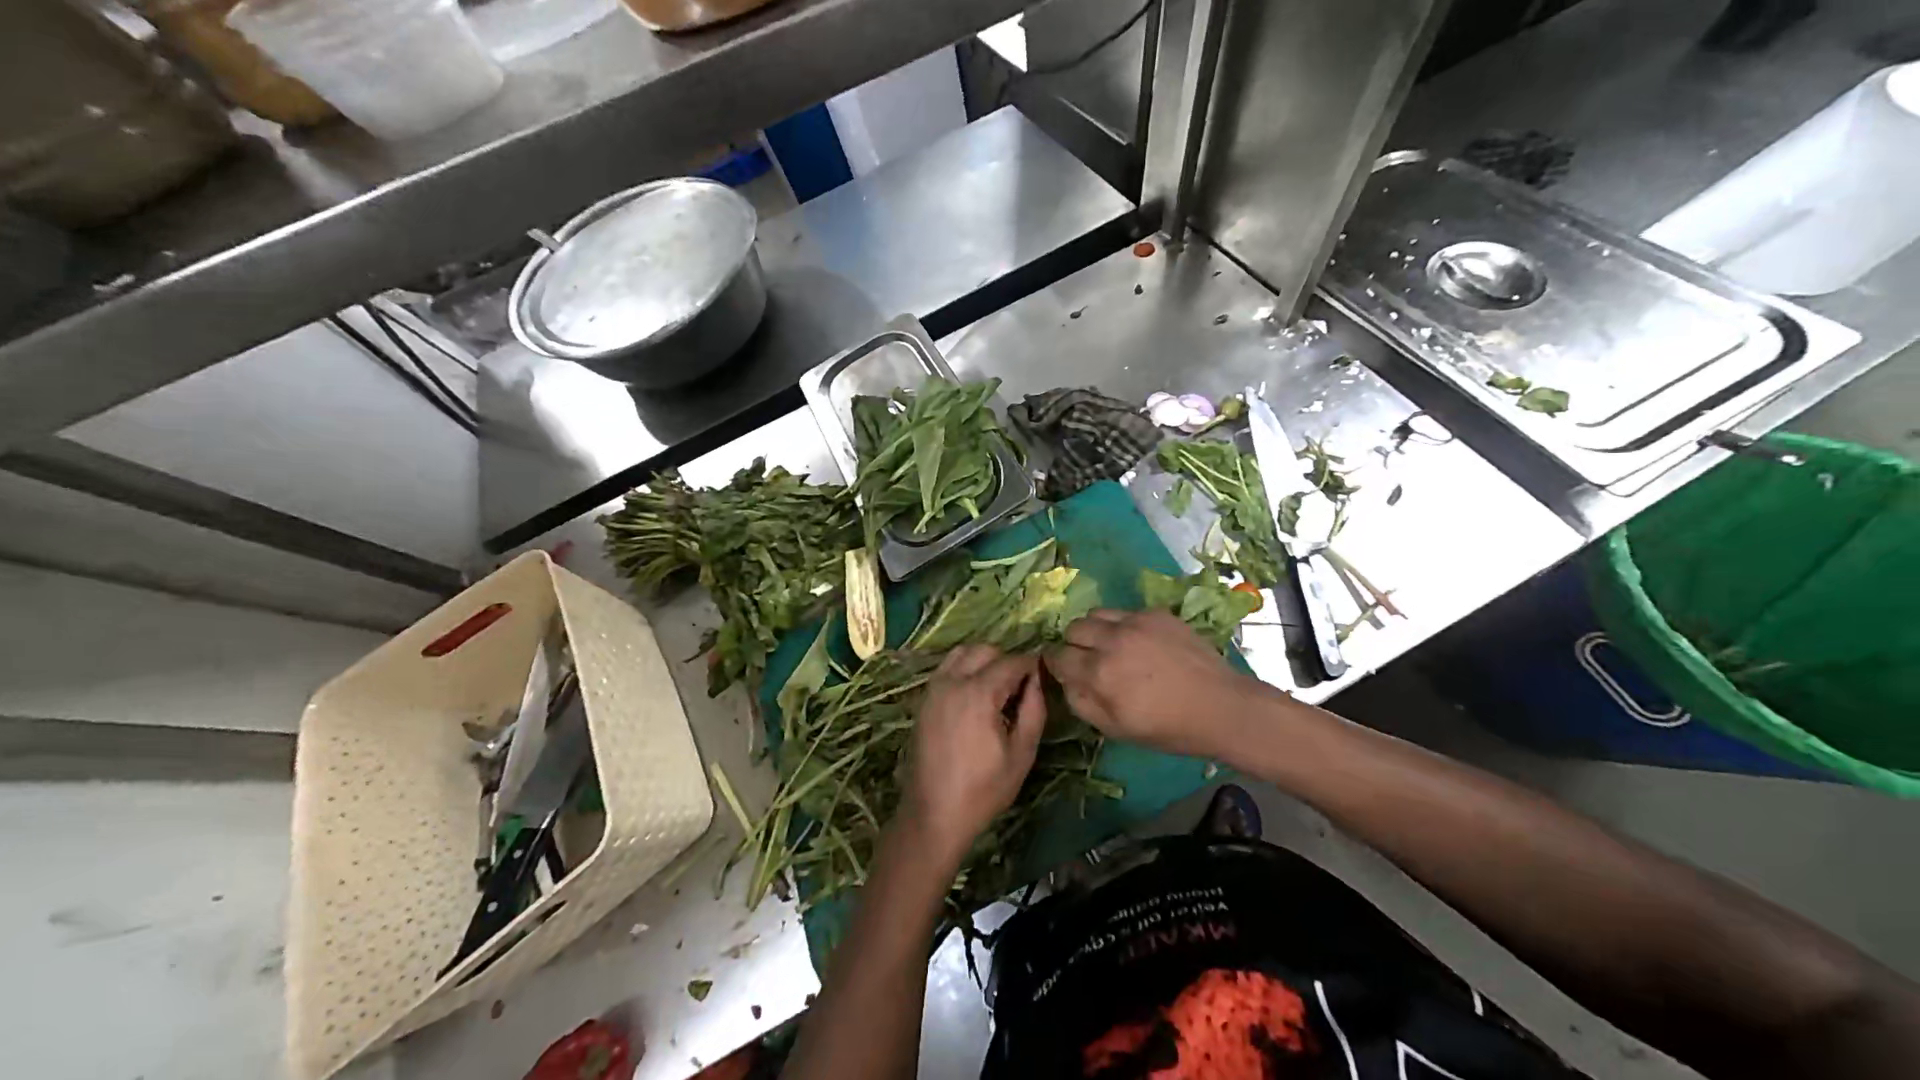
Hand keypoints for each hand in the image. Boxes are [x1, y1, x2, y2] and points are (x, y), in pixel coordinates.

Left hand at [899, 645, 1045, 860]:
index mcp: (978, 692)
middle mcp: (952, 681)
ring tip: (997, 690)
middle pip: (985, 650)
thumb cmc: (983, 789)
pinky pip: (947, 669)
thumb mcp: (1022, 753)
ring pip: (962, 654)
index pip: (1012, 661)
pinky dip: (964, 670)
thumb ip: (1034, 709)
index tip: (1042, 678)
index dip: (1031, 666)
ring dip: (983, 661)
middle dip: (1006, 661)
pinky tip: (975, 697)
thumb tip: (1037, 679)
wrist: (933, 813)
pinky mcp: (923, 700)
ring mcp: (933, 689)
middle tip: (1020, 689)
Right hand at [1045, 609, 1260, 758]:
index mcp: (1098, 672)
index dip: (1056, 664)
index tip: (1064, 670)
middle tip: (1089, 658)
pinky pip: (1126, 612)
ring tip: (1111, 645)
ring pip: (1096, 613)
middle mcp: (1112, 640)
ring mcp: (1136, 622)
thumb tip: (1066, 680)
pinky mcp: (1157, 613)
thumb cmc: (1167, 727)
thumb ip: (1081, 702)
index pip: (1057, 656)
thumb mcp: (1115, 729)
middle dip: (1074, 644)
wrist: (1221, 707)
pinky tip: (1141, 643)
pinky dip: (1125, 625)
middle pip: (1073, 628)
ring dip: (1096, 629)